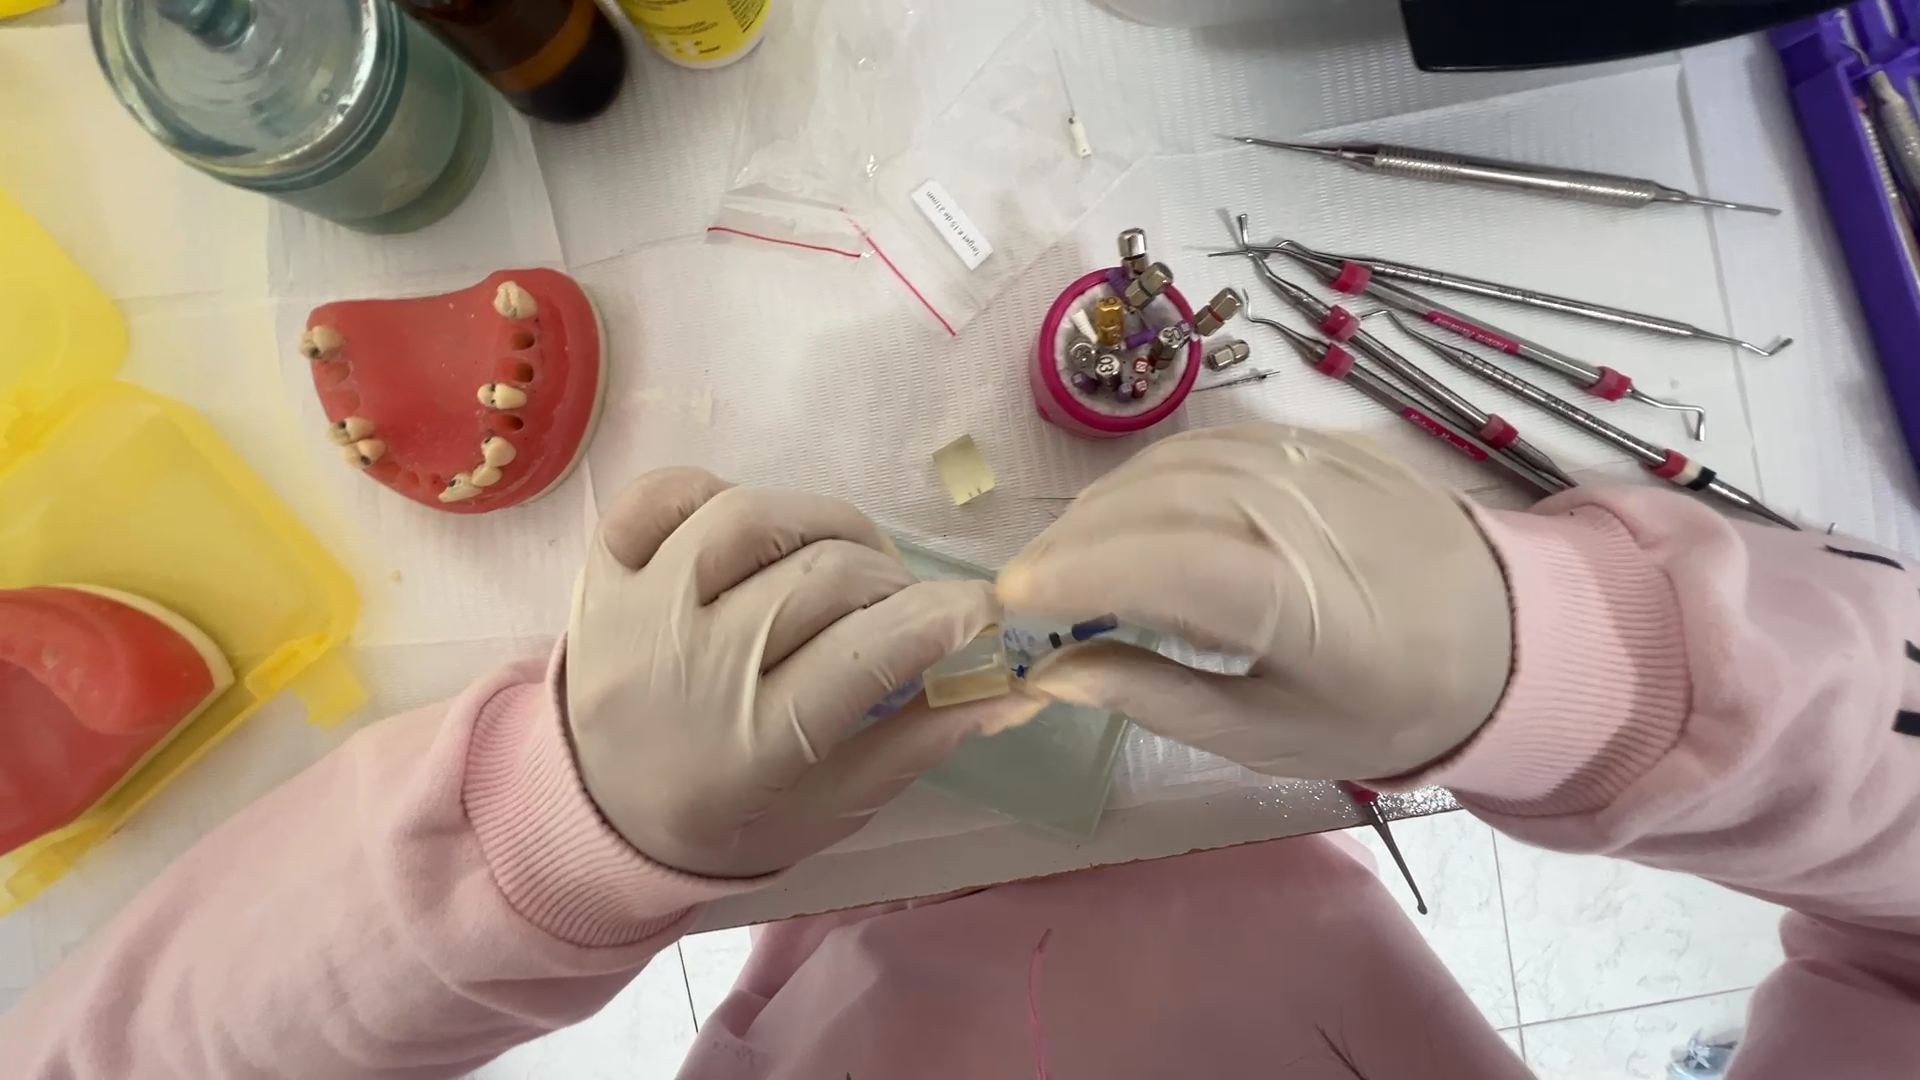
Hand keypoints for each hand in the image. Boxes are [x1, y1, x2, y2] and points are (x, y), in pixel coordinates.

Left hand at [566, 468, 1042, 877]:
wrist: (593, 822)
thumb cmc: (729, 824)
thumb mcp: (833, 807)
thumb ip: (921, 743)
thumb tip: (1013, 692)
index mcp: (748, 747)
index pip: (864, 656)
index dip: (941, 618)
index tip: (982, 610)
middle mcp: (683, 669)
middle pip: (818, 580)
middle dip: (890, 583)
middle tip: (904, 605)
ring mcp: (632, 613)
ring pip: (749, 518)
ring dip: (825, 523)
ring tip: (847, 557)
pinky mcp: (599, 576)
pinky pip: (658, 495)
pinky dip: (715, 491)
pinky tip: (756, 530)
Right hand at [998, 424, 1511, 780]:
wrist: (1511, 633)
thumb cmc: (1385, 705)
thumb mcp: (1268, 736)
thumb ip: (1155, 698)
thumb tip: (1054, 672)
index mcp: (1303, 601)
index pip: (1164, 564)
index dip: (1076, 577)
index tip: (1012, 604)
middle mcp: (1300, 512)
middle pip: (1150, 505)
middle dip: (1067, 546)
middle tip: (1024, 590)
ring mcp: (1308, 463)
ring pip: (1164, 467)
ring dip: (1095, 511)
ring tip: (1063, 557)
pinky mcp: (1310, 440)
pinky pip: (1198, 446)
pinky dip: (1141, 479)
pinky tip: (1123, 515)